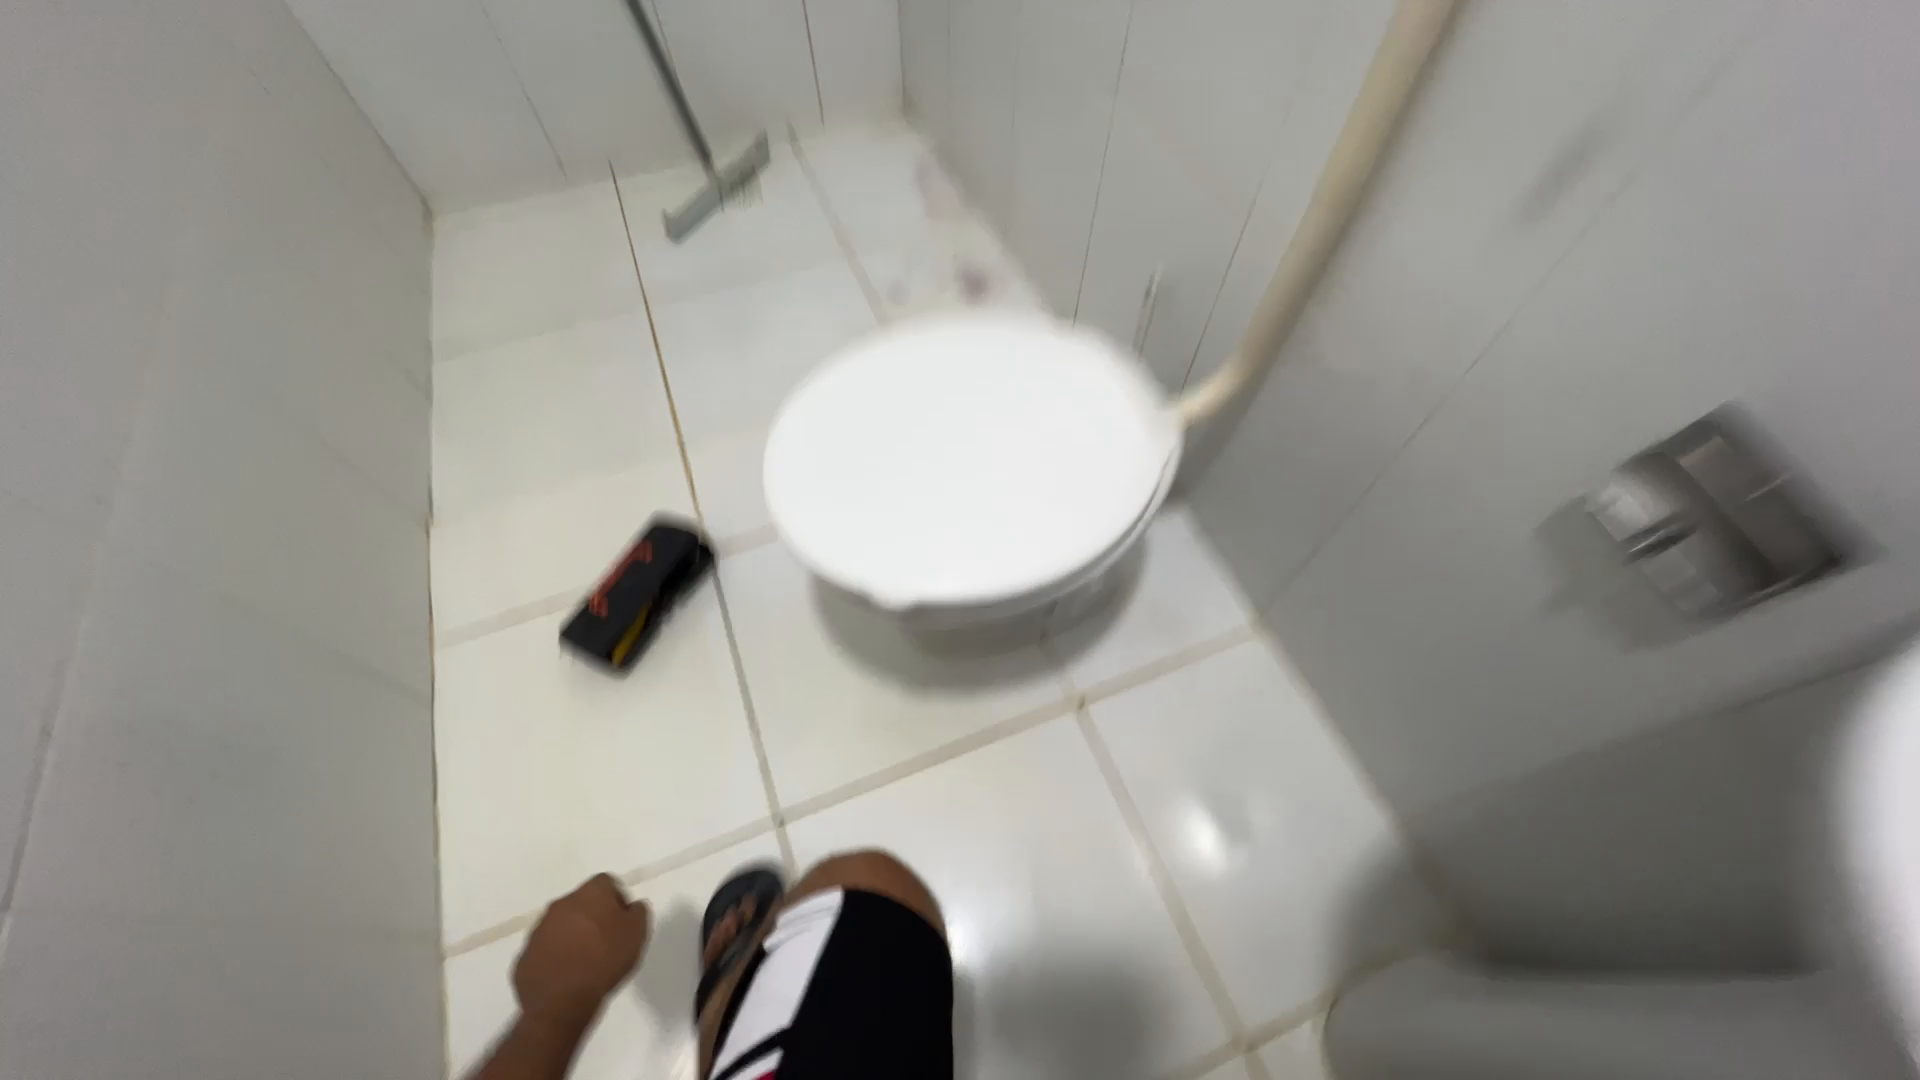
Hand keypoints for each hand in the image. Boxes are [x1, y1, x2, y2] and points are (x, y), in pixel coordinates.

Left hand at [513, 874, 651, 1029]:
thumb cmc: (605, 960)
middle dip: (592, 916)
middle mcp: (560, 905)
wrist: (562, 1003)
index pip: (606, 882)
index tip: (623, 919)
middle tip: (605, 939)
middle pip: (580, 902)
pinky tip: (566, 975)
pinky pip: (543, 951)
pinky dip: (554, 957)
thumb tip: (632, 907)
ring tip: (584, 960)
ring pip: (559, 926)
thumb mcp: (638, 932)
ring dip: (571, 936)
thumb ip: (638, 911)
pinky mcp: (523, 958)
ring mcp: (538, 932)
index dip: (617, 898)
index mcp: (589, 894)